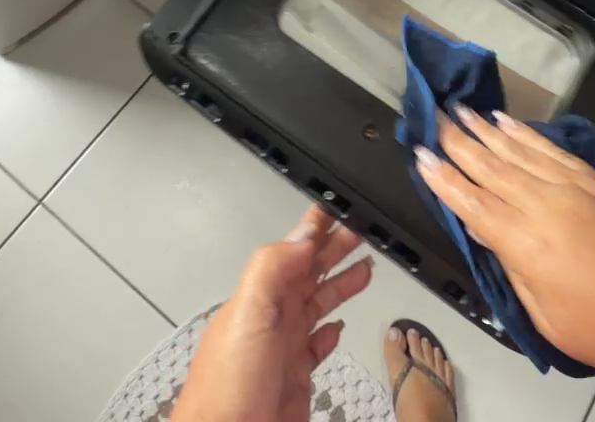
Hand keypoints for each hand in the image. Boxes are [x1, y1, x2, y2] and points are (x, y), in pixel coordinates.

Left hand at [172, 206, 375, 421]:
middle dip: (337, 247)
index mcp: (262, 295)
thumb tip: (304, 234)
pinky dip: (331, 333)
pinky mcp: (295, 379)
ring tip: (366, 267)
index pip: (295, 246)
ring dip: (341, 283)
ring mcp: (284, 347)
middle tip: (365, 229)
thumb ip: (273, 268)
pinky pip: (317, 346)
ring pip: (318, 304)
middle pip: (311, 270)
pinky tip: (340, 327)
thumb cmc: (227, 388)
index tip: (342, 205)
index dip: (317, 224)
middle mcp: (273, 316)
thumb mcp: (248, 314)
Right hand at [414, 105, 594, 388]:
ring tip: (457, 109)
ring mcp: (571, 188)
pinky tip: (505, 122)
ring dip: (483, 130)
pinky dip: (524, 134)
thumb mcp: (545, 316)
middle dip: (456, 141)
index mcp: (528, 244)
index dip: (444, 180)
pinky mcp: (592, 182)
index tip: (420, 155)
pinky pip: (549, 151)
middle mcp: (545, 206)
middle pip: (490, 167)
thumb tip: (484, 231)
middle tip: (430, 115)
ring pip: (516, 152)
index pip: (473, 204)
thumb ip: (511, 268)